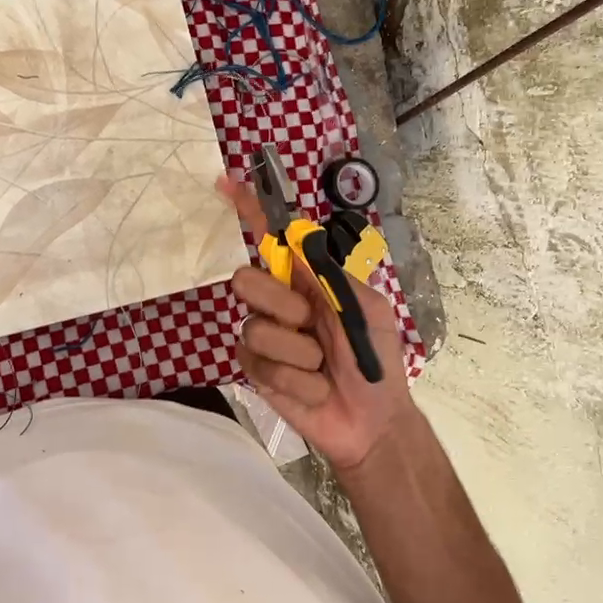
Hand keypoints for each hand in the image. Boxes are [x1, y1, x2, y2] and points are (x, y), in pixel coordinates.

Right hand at [218, 175, 414, 472]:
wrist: (373, 420)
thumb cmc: (376, 359)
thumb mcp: (366, 307)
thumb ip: (329, 274)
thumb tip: (294, 238)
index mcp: (303, 280)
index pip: (270, 238)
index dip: (248, 210)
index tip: (226, 181)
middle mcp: (275, 300)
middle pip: (245, 279)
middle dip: (281, 304)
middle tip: (312, 325)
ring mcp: (261, 334)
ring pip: (256, 327)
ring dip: (300, 353)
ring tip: (323, 368)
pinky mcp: (253, 368)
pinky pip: (261, 362)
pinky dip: (297, 379)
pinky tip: (313, 388)